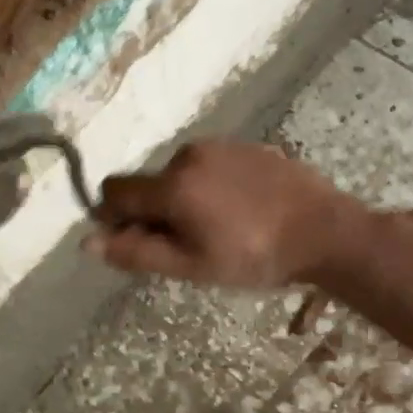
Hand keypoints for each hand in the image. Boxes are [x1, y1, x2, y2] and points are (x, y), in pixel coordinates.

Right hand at [85, 139, 362, 287]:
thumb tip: (86, 242)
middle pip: (148, 183)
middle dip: (155, 210)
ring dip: (185, 198)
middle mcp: (188, 155)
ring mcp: (220, 146)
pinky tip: (242, 210)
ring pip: (179, 173)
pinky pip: (210, 165)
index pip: (114, 191)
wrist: (326, 232)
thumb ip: (134, 252)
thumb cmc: (254, 257)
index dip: (115, 217)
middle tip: (190, 243)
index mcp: (171, 186)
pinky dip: (212, 186)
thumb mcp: (189, 266)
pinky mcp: (247, 146)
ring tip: (221, 227)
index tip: (141, 240)